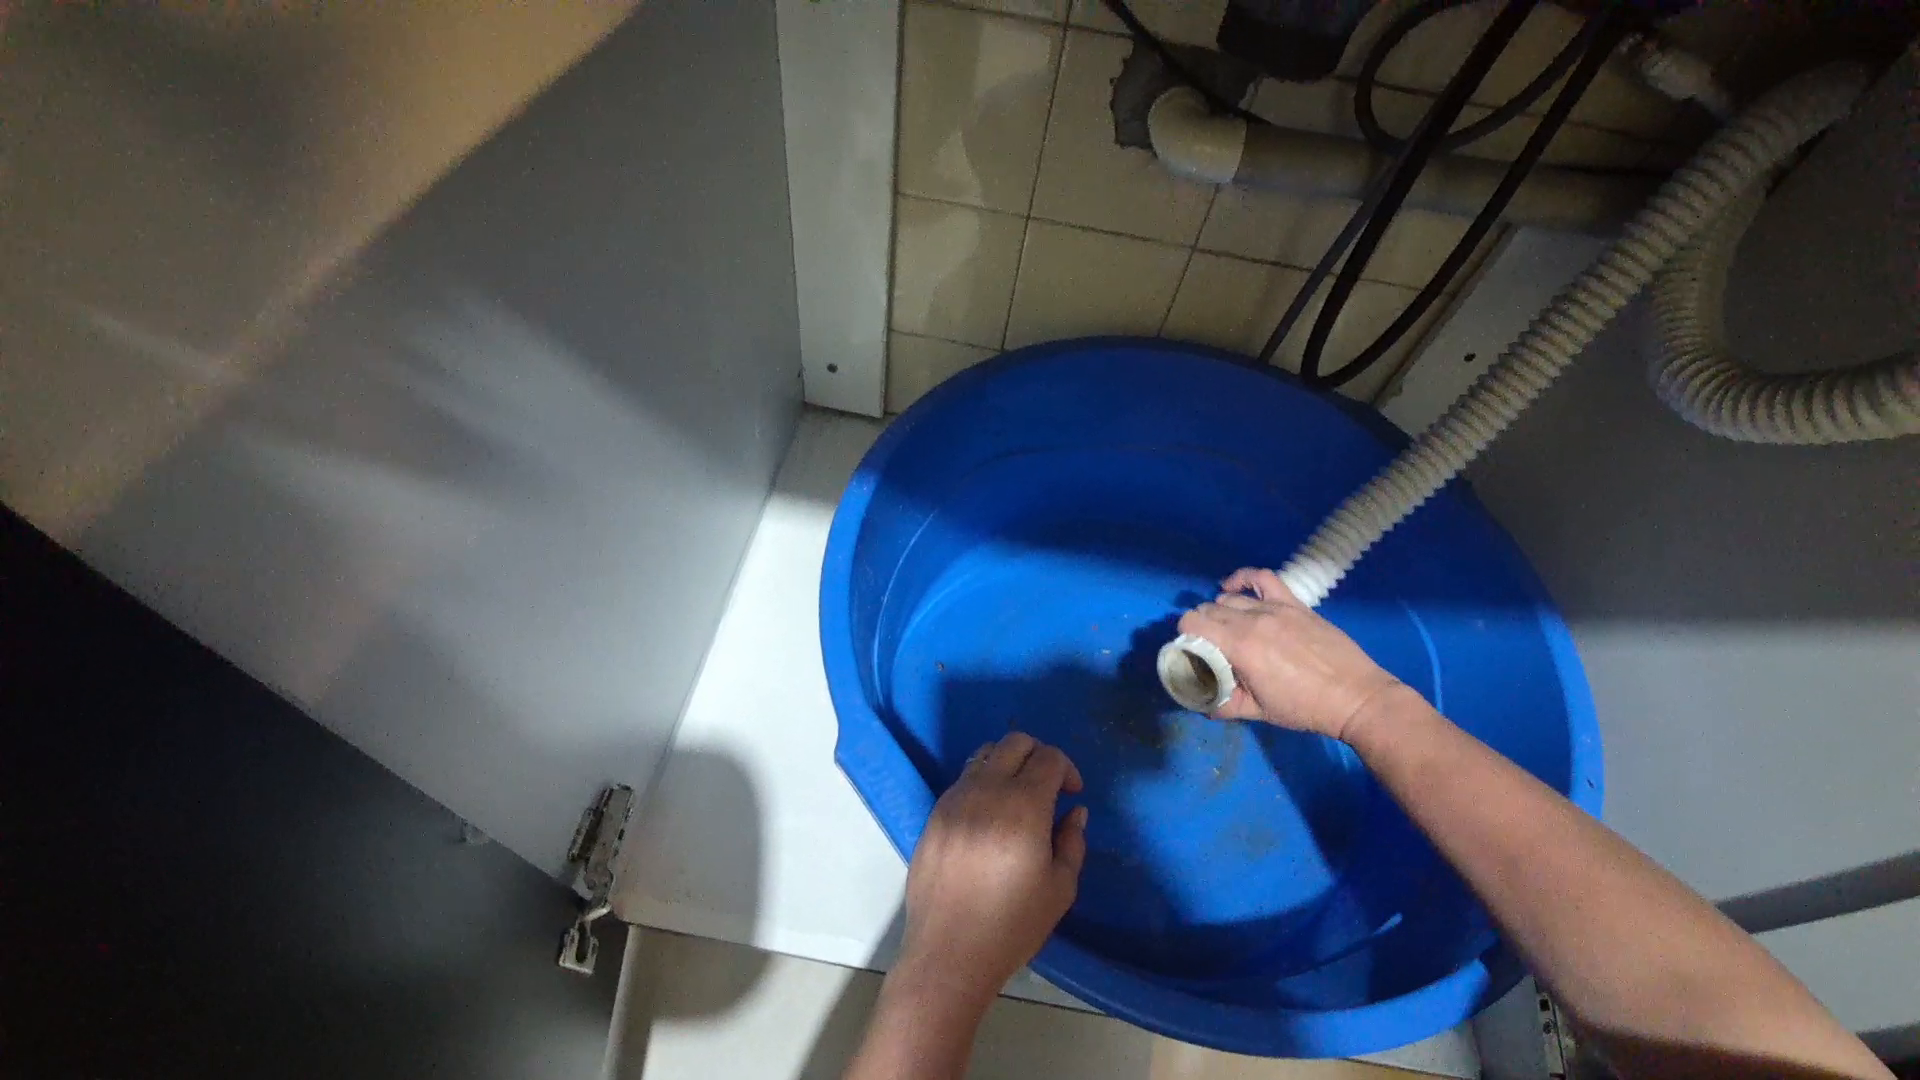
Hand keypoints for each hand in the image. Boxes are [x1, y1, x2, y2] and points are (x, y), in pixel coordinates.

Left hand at [895, 733, 1088, 1010]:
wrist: (948, 954)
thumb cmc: (1012, 926)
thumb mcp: (1060, 888)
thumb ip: (1072, 841)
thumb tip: (1075, 812)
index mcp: (1022, 807)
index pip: (1048, 757)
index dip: (1067, 768)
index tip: (1072, 793)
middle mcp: (986, 792)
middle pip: (1015, 742)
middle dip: (1038, 755)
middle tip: (1049, 786)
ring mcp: (955, 800)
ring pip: (984, 754)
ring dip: (1008, 763)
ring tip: (1018, 797)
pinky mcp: (934, 813)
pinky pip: (963, 778)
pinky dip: (983, 781)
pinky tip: (990, 817)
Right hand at [1177, 567, 1406, 740]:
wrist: (1356, 697)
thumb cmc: (1305, 707)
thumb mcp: (1259, 712)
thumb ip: (1225, 704)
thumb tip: (1203, 701)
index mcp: (1240, 647)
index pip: (1192, 624)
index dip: (1184, 636)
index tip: (1191, 651)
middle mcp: (1252, 620)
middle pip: (1207, 609)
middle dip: (1200, 626)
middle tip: (1209, 648)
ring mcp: (1275, 608)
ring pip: (1229, 598)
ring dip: (1219, 611)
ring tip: (1227, 629)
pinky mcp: (1294, 603)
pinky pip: (1262, 578)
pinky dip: (1242, 578)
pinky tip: (1233, 587)